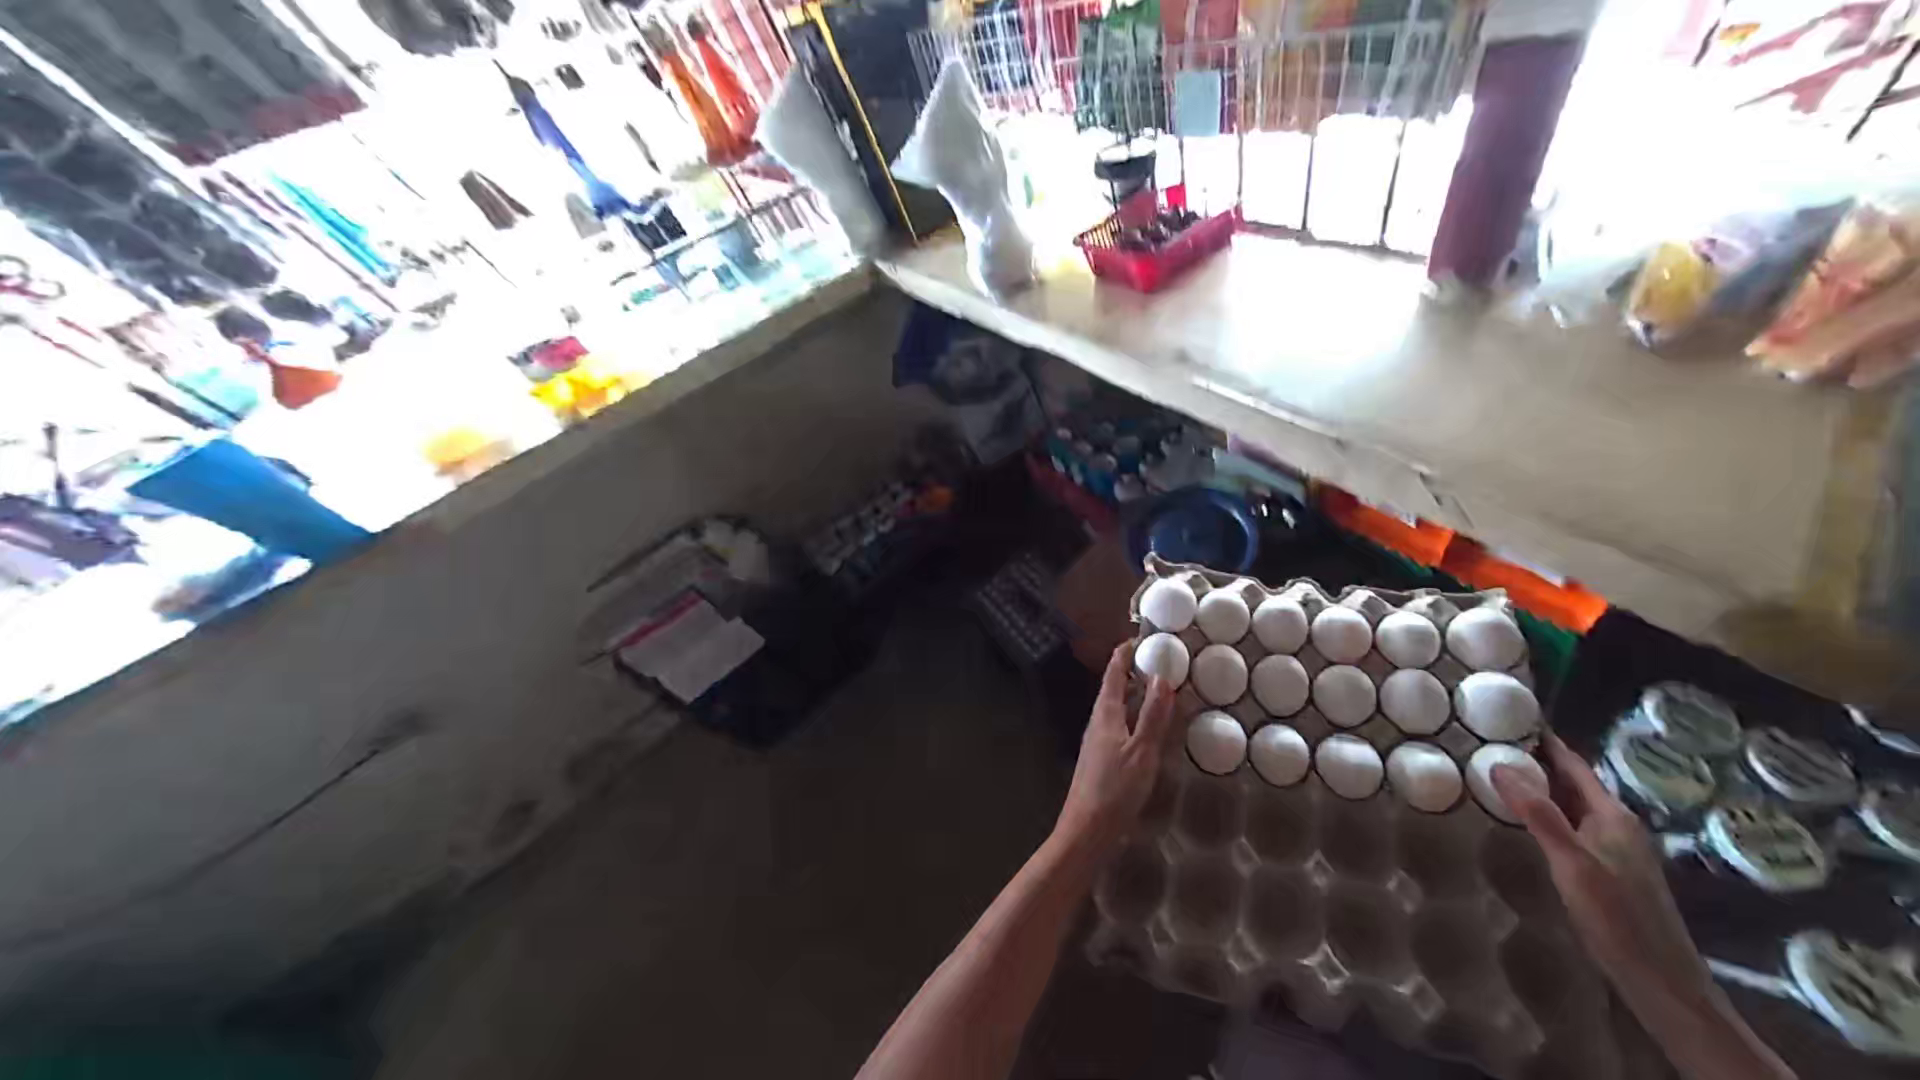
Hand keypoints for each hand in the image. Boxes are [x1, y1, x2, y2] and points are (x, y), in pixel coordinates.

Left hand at [1055, 643, 1176, 856]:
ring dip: (1137, 693)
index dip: (1126, 652)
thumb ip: (1152, 715)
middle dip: (1135, 670)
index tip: (1145, 636)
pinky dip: (1136, 715)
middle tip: (1162, 660)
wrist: (1087, 829)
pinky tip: (1151, 726)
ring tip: (1162, 687)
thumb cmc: (1115, 788)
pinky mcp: (1102, 756)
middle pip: (1115, 686)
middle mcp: (1098, 720)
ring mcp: (1098, 739)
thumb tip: (1161, 676)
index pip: (1114, 671)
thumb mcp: (1142, 751)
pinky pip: (1121, 724)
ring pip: (1118, 706)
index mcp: (1105, 713)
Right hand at [1490, 734, 1713, 1008]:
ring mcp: (1613, 848)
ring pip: (1570, 802)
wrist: (1659, 980)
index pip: (1574, 765)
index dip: (1545, 740)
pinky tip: (1521, 816)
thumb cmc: (1617, 916)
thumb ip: (1537, 812)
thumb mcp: (1570, 861)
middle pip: (1572, 781)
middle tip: (1489, 739)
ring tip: (1496, 769)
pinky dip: (1543, 809)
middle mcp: (1616, 825)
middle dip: (1536, 758)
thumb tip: (1499, 763)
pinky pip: (1569, 823)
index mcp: (1612, 816)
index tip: (1511, 714)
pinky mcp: (1604, 867)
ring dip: (1538, 784)